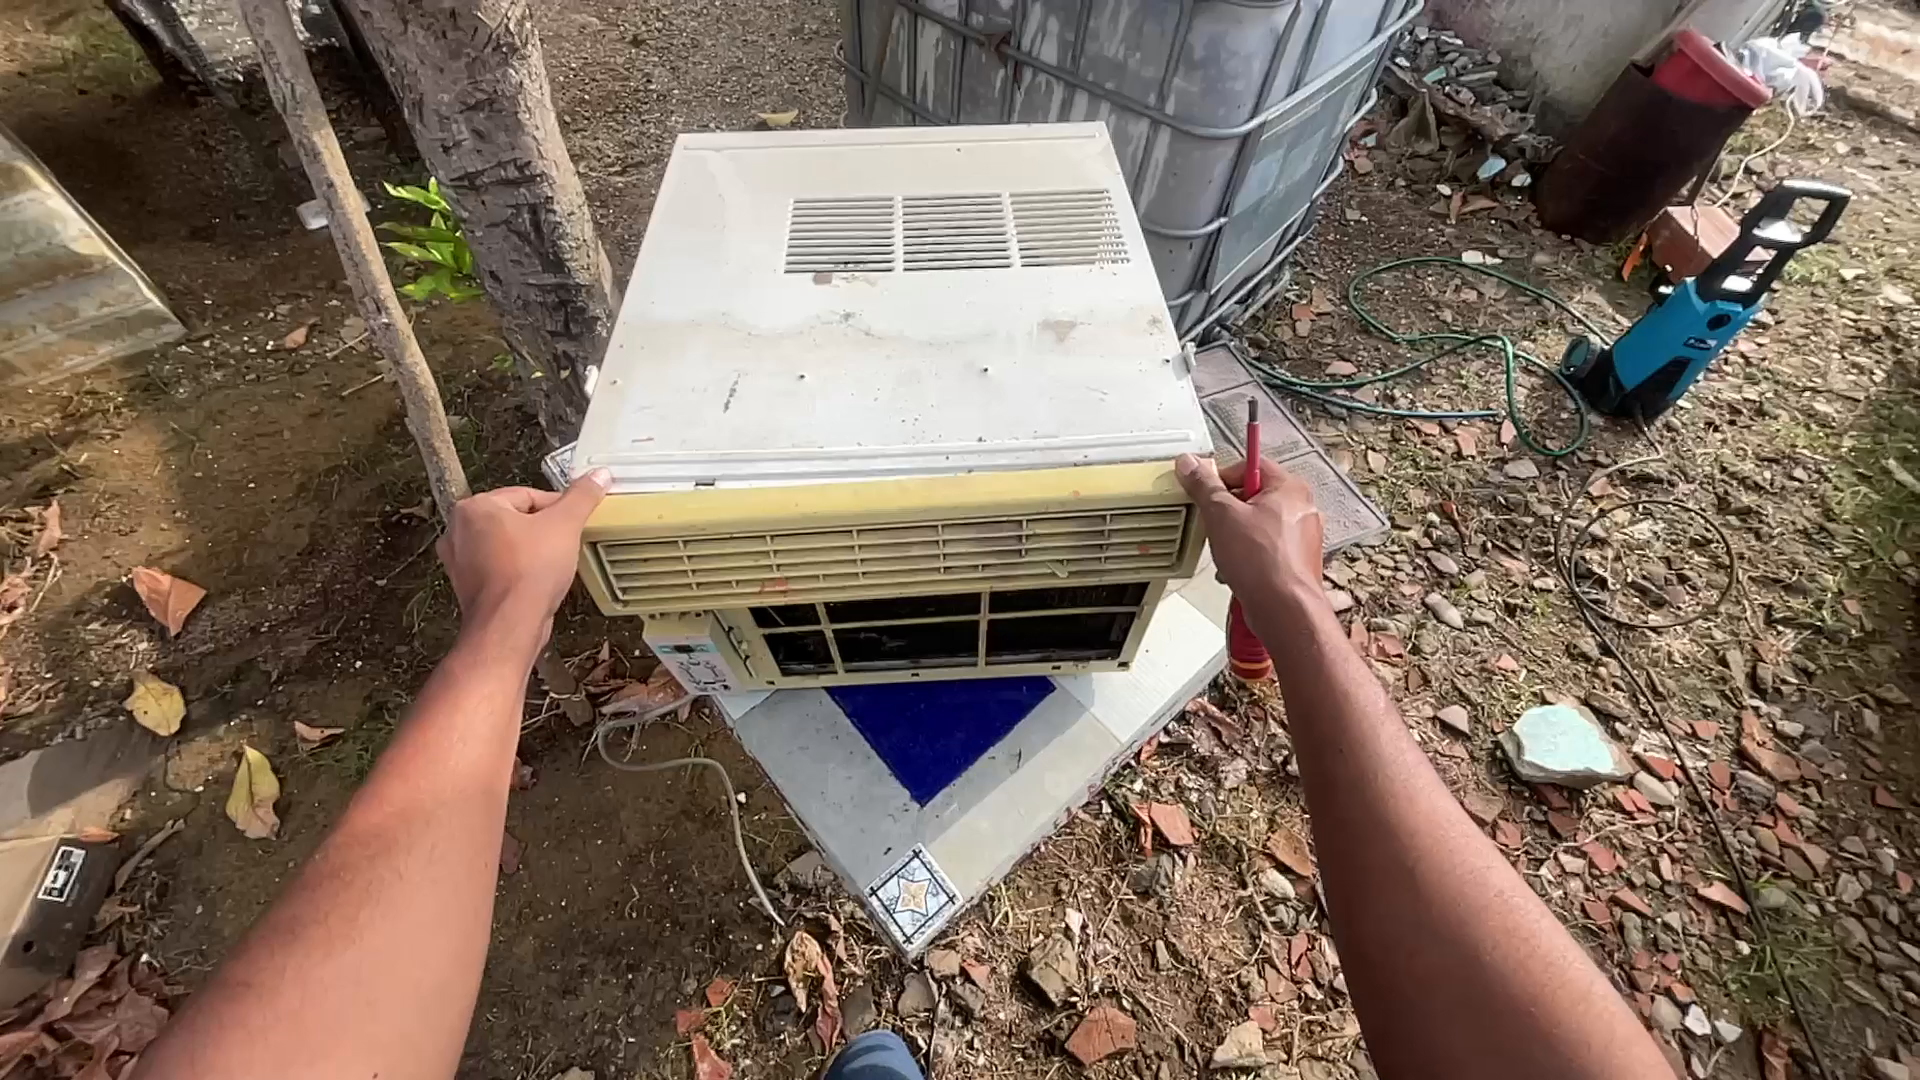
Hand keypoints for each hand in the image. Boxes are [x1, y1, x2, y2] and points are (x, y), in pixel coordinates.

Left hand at [437, 469, 610, 642]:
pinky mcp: (466, 586)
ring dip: (530, 549)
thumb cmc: (532, 569)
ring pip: (506, 543)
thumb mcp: (565, 525)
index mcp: (476, 507)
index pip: (527, 495)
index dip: (558, 507)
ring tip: (554, 561)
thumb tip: (599, 474)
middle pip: (515, 518)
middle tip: (566, 541)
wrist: (510, 623)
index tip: (576, 522)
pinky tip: (537, 579)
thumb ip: (582, 497)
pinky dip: (518, 570)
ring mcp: (458, 560)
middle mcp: (458, 530)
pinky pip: (499, 567)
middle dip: (542, 528)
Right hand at [1175, 454, 1325, 610]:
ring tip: (1226, 550)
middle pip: (1252, 496)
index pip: (1249, 467)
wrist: (1284, 609)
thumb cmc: (1262, 562)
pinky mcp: (1293, 560)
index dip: (1222, 478)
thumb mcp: (1221, 515)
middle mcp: (1300, 508)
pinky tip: (1236, 567)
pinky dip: (1246, 554)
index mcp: (1289, 488)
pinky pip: (1263, 547)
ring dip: (1234, 534)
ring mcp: (1299, 536)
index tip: (1204, 491)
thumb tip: (1189, 463)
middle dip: (1226, 511)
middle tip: (1213, 523)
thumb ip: (1204, 486)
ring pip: (1256, 523)